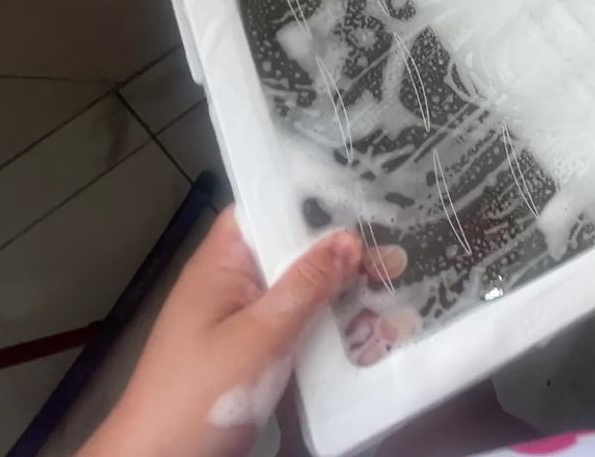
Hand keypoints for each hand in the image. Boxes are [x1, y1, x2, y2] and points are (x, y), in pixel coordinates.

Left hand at [80, 208, 400, 456]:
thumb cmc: (198, 397)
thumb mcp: (259, 335)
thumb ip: (307, 283)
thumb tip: (350, 238)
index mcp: (224, 265)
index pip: (267, 208)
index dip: (312, 198)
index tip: (364, 198)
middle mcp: (238, 284)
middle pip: (299, 252)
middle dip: (347, 257)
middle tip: (395, 263)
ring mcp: (250, 322)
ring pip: (309, 292)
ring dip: (350, 299)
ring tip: (396, 311)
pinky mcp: (262, 355)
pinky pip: (307, 328)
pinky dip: (339, 332)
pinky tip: (376, 342)